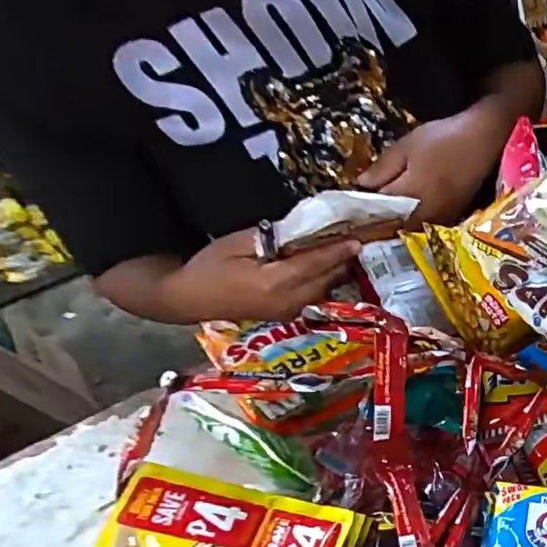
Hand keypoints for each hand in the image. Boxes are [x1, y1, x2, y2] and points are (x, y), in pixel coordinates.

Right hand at [159, 229, 361, 321]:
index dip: (337, 252)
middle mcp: (288, 301)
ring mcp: (290, 311)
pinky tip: (329, 269)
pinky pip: (315, 296)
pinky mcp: (288, 315)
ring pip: (324, 289)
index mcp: (274, 283)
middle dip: (342, 262)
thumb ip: (270, 238)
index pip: (315, 264)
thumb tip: (300, 231)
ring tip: (347, 254)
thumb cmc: (208, 267)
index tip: (356, 241)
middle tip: (357, 243)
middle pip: (326, 279)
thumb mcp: (235, 244)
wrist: (189, 299)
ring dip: (336, 272)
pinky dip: (324, 282)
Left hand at [355, 105, 510, 229]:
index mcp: (411, 197)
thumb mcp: (406, 147)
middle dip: (375, 230)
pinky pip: (426, 227)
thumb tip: (361, 185)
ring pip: (410, 231)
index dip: (360, 218)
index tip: (343, 224)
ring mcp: (441, 218)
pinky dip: (411, 226)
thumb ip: (383, 169)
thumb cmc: (443, 140)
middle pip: (394, 228)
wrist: (483, 141)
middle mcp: (426, 214)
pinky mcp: (452, 217)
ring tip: (376, 229)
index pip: (378, 213)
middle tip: (356, 230)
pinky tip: (403, 221)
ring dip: (393, 231)